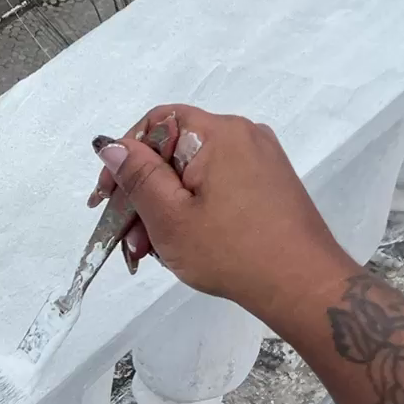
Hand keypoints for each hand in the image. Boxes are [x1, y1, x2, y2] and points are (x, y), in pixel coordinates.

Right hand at [90, 104, 355, 322]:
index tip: (106, 198)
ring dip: (160, 208)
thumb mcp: (169, 216)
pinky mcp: (264, 182)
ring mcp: (257, 159)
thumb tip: (110, 144)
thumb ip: (138, 176)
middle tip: (125, 238)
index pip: (157, 123)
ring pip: (189, 173)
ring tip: (148, 250)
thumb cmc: (228, 249)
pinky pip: (211, 185)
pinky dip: (187, 209)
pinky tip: (176, 242)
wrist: (298, 281)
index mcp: (218, 134)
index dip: (123, 156)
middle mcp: (241, 136)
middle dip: (140, 193)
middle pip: (172, 151)